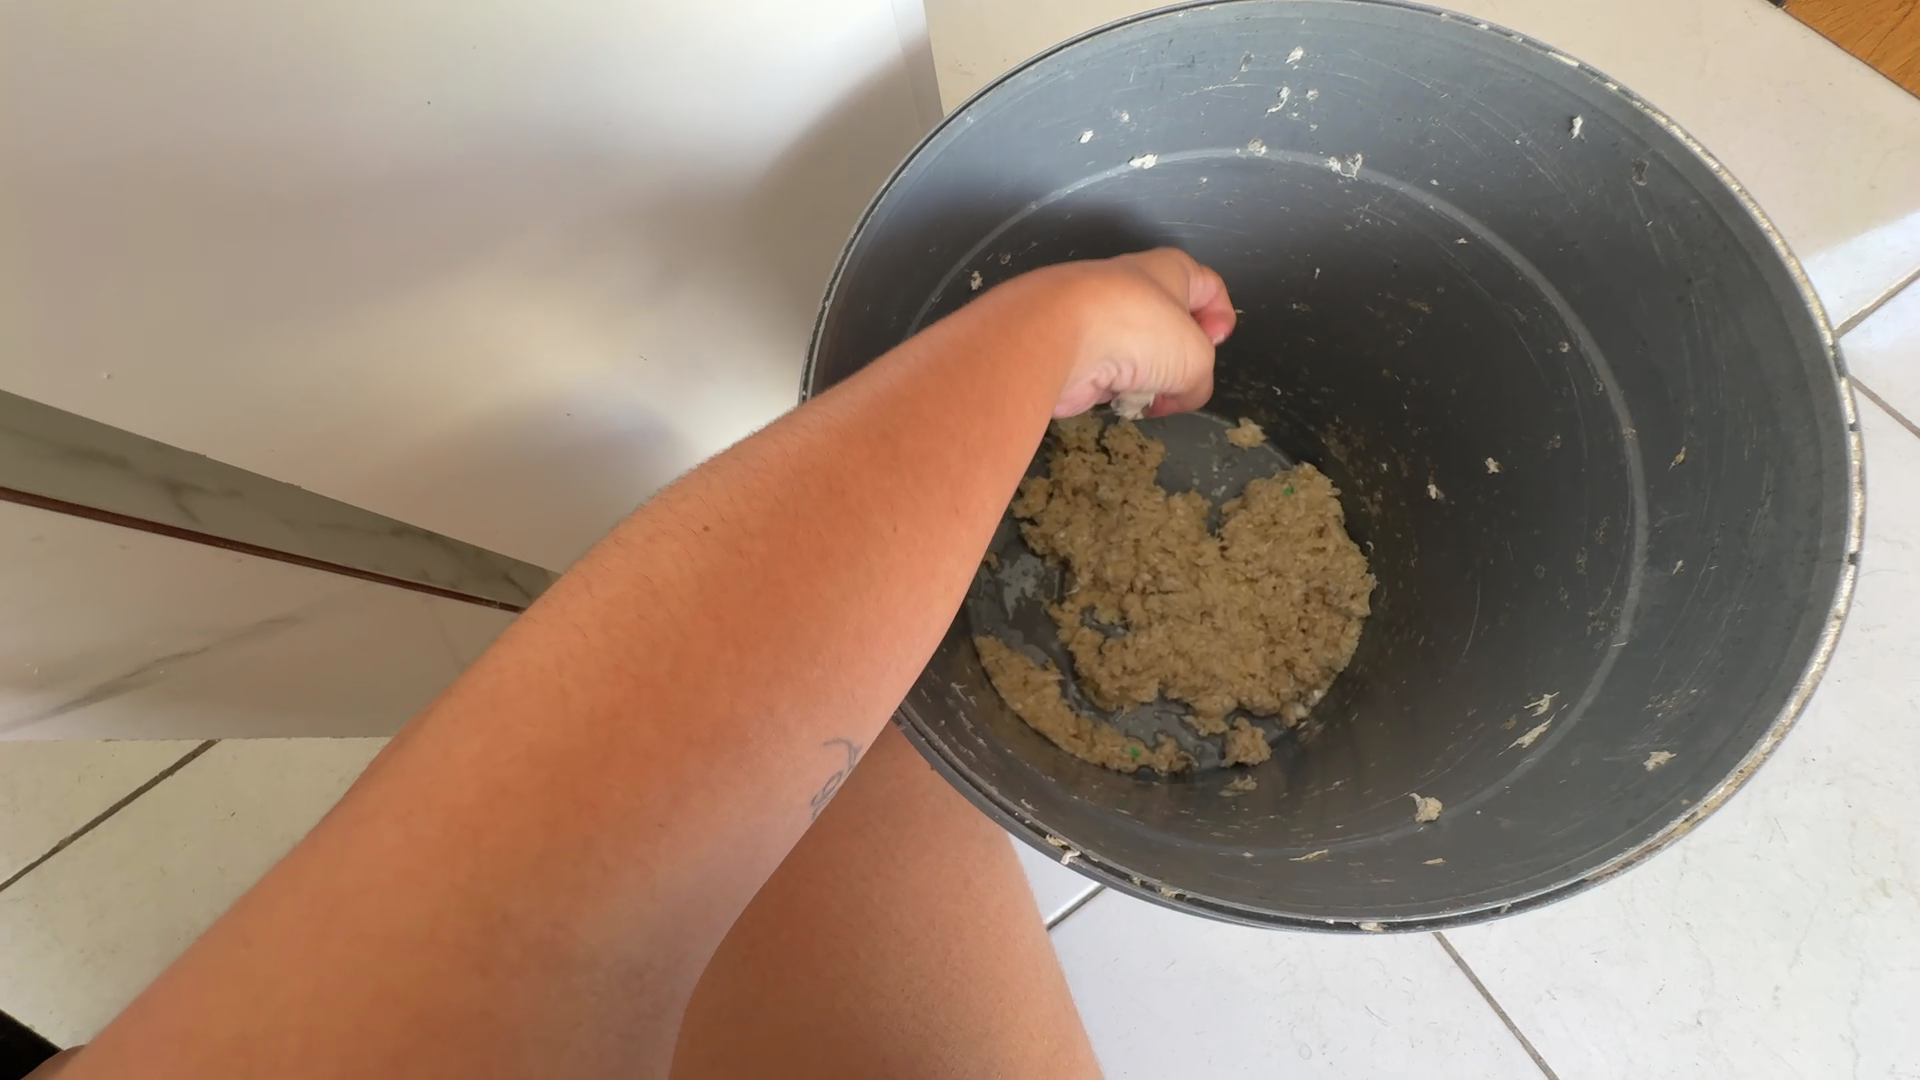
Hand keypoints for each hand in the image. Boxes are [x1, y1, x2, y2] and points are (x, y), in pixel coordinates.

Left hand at [1004, 248, 1235, 417]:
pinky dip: (1114, 394)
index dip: (1219, 317)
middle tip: (1183, 381)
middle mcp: (1130, 289)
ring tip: (1149, 394)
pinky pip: (1104, 377)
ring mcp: (1098, 322)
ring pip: (1134, 356)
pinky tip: (1117, 401)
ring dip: (1146, 381)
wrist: (1056, 337)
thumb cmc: (1136, 329)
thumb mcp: (1197, 360)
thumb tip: (1184, 395)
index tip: (1216, 344)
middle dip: (1178, 361)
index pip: (1207, 286)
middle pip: (1167, 327)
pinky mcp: (1073, 353)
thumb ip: (1200, 380)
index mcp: (1169, 270)